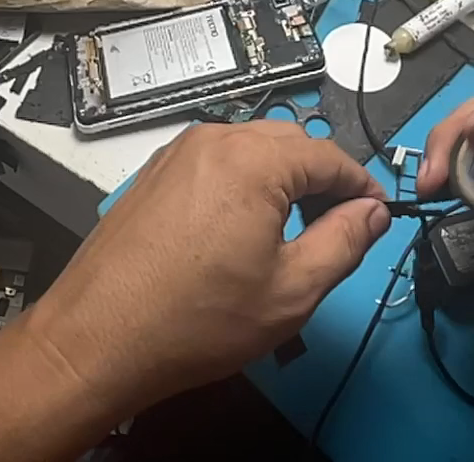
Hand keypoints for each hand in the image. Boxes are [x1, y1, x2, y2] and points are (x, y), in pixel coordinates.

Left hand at [20, 121, 390, 413]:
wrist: (99, 335)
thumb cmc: (193, 319)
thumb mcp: (290, 290)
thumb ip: (345, 242)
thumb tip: (372, 212)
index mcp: (253, 160)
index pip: (328, 154)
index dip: (359, 184)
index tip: (374, 211)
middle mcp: (216, 139)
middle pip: (290, 142)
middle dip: (321, 176)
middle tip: (337, 223)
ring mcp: (181, 149)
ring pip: (252, 146)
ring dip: (281, 176)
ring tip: (290, 229)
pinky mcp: (159, 167)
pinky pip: (218, 157)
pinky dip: (243, 178)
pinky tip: (241, 223)